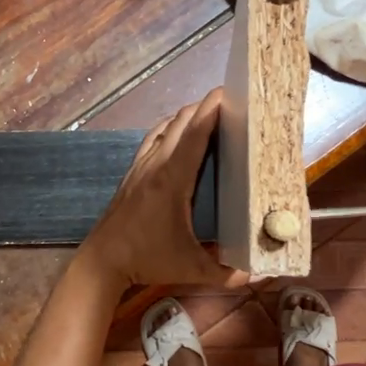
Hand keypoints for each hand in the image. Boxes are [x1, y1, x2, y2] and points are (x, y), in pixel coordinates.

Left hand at [80, 89, 247, 290]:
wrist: (102, 262)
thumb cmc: (148, 261)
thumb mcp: (192, 271)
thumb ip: (229, 273)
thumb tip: (262, 274)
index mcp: (173, 178)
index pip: (195, 131)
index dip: (213, 108)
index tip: (234, 92)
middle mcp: (156, 163)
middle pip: (182, 120)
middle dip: (208, 107)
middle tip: (236, 106)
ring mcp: (141, 165)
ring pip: (166, 126)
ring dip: (189, 116)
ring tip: (214, 117)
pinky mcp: (133, 171)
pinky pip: (154, 138)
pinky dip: (171, 129)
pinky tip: (182, 136)